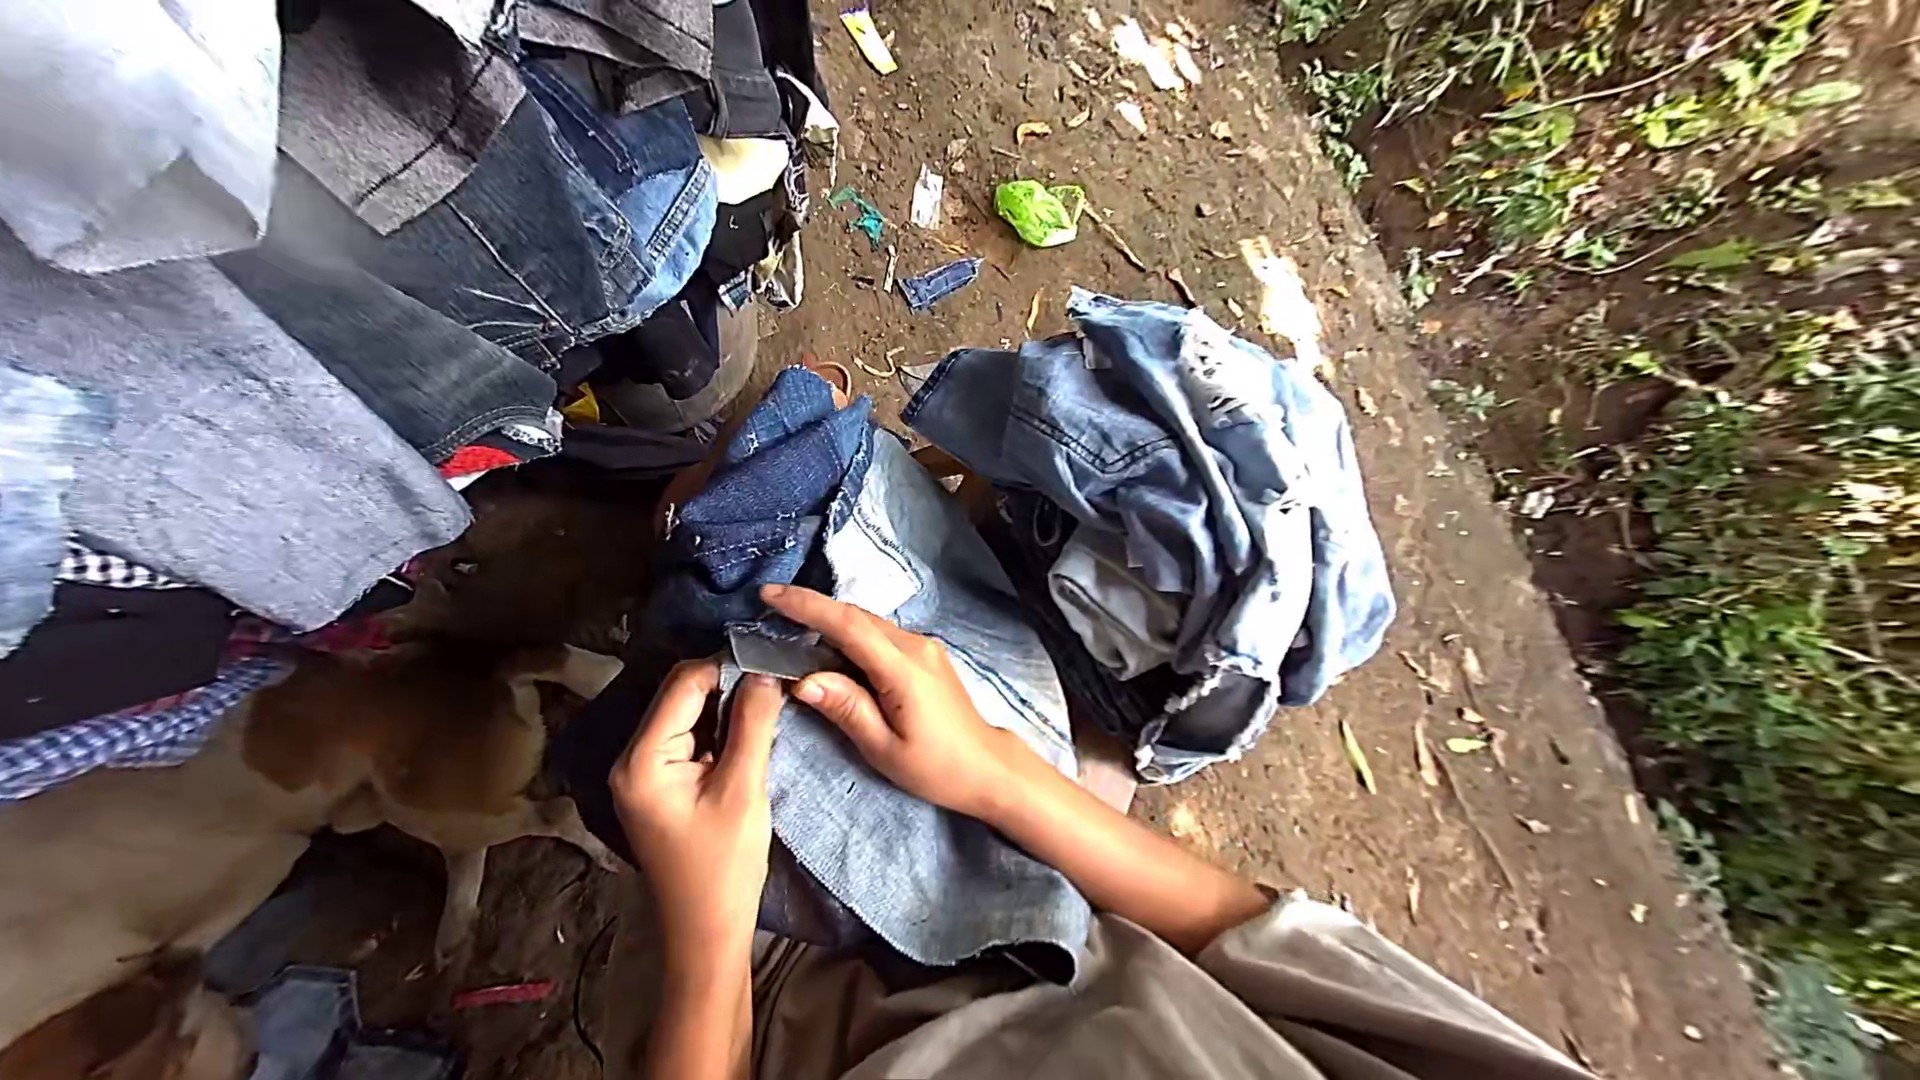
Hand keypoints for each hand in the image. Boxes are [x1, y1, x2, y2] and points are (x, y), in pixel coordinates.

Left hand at [609, 661, 781, 959]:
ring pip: (689, 712)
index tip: (771, 665)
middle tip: (774, 683)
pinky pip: (692, 734)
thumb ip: (753, 723)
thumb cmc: (724, 865)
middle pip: (681, 694)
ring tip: (768, 701)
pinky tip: (750, 727)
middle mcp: (632, 758)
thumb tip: (766, 671)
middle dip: (728, 683)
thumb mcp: (744, 788)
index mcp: (642, 759)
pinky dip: (721, 726)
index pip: (683, 684)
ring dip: (727, 704)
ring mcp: (644, 771)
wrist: (708, 932)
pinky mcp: (662, 781)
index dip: (727, 667)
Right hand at [759, 584, 1036, 820]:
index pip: (849, 626)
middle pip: (857, 617)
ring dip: (830, 620)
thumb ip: (845, 708)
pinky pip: (880, 634)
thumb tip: (802, 679)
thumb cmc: (936, 767)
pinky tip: (829, 646)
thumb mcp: (883, 748)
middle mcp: (916, 645)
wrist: (986, 765)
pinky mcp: (925, 652)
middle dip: (811, 608)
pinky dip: (850, 634)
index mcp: (904, 669)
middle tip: (769, 608)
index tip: (770, 594)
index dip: (808, 607)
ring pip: (868, 623)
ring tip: (789, 626)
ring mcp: (924, 646)